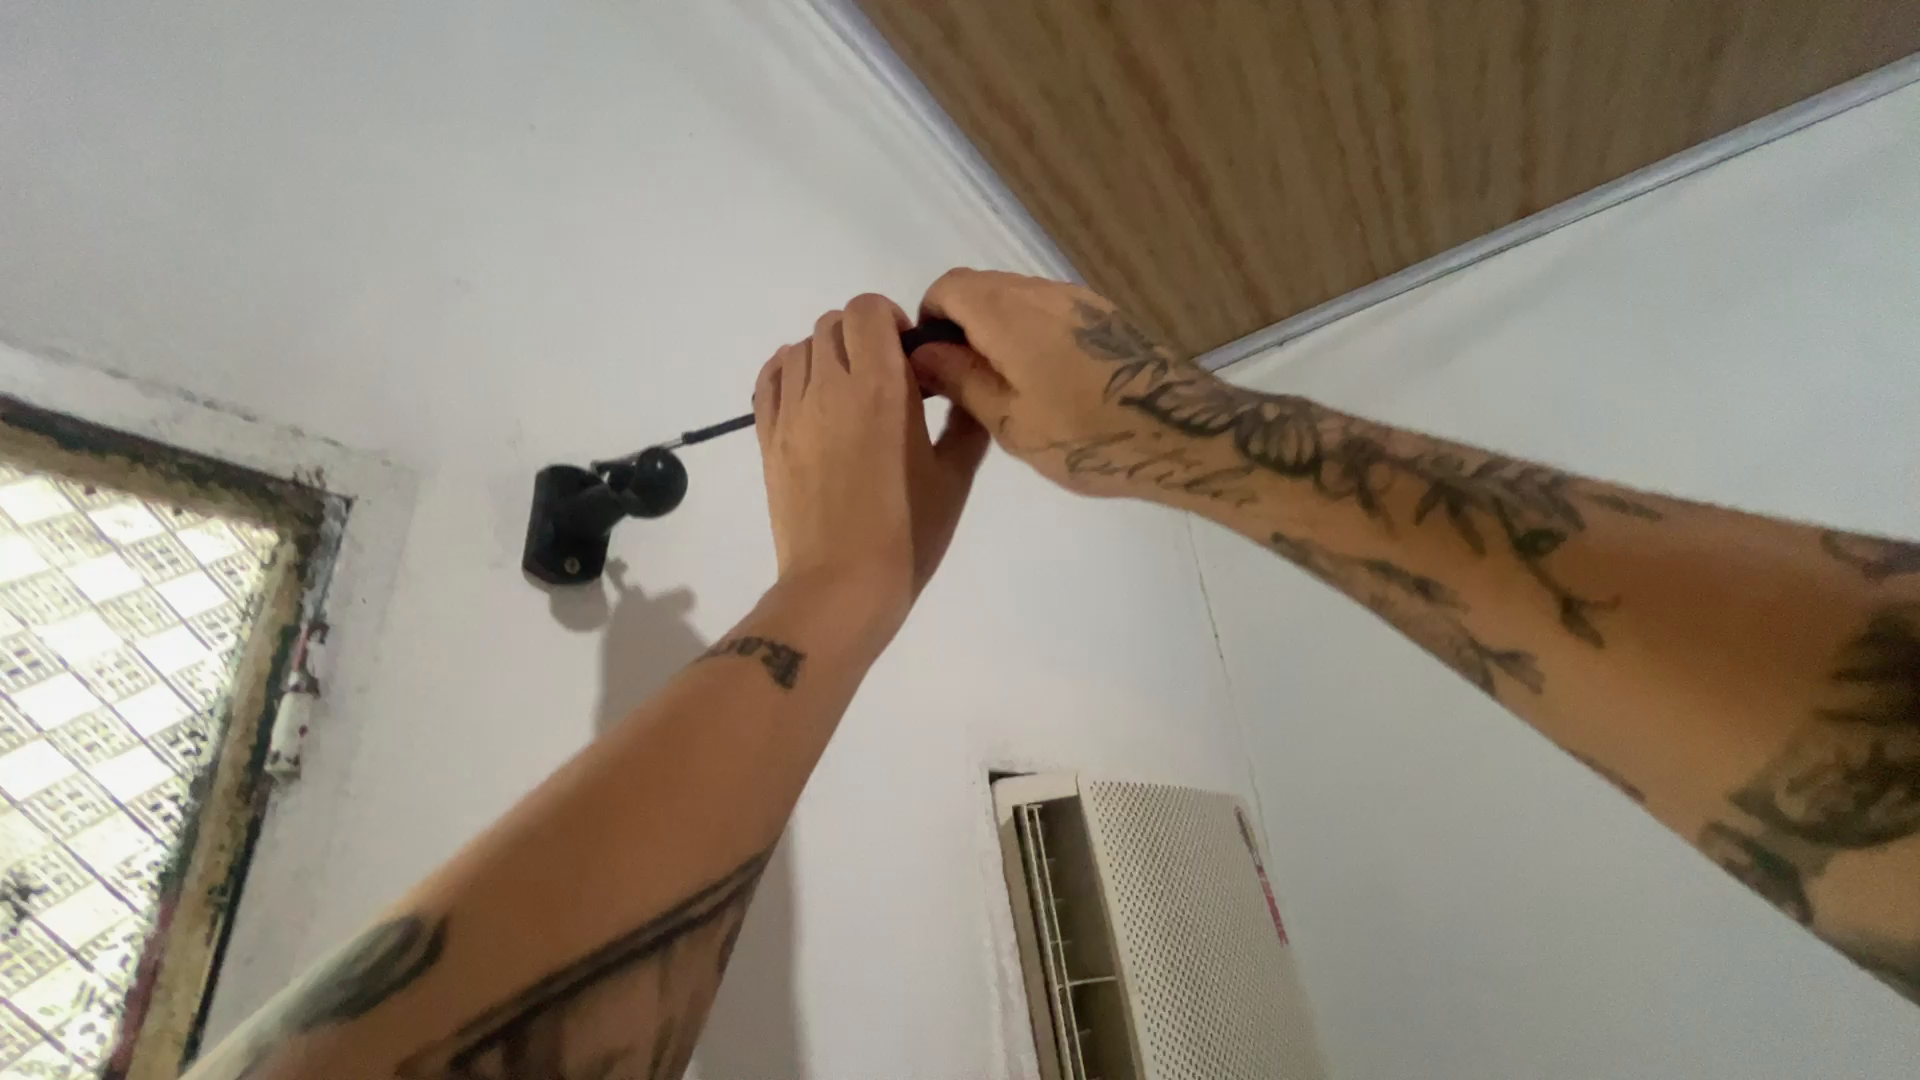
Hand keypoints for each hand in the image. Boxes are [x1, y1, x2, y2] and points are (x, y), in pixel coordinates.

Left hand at [754, 294, 989, 628]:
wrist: (843, 585)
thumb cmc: (908, 534)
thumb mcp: (954, 479)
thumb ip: (965, 423)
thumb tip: (967, 388)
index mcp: (882, 388)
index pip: (868, 309)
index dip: (889, 319)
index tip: (908, 355)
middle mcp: (830, 386)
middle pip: (833, 322)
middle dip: (862, 337)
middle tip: (883, 378)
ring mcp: (791, 411)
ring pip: (801, 347)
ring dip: (828, 355)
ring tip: (848, 394)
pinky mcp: (766, 436)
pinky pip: (769, 378)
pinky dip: (790, 371)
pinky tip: (811, 398)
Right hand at [911, 269, 1229, 498]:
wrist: (1180, 431)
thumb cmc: (1085, 436)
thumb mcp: (1009, 420)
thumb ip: (960, 379)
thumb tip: (922, 353)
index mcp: (1008, 312)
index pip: (947, 286)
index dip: (929, 321)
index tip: (933, 368)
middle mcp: (1041, 290)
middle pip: (980, 288)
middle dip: (959, 327)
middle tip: (963, 384)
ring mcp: (1077, 299)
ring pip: (1014, 298)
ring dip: (994, 331)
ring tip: (1003, 388)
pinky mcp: (1104, 315)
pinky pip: (1046, 310)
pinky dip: (1026, 333)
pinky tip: (1042, 381)